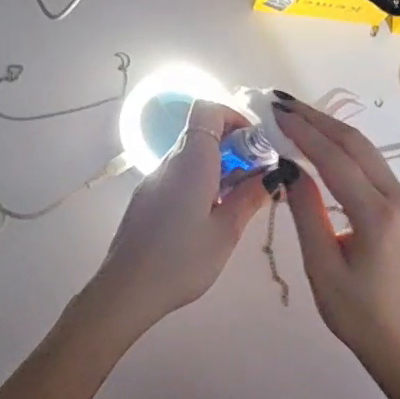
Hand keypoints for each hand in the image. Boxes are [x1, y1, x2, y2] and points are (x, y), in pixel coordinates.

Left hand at [83, 101, 270, 331]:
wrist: (127, 289)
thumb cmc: (182, 260)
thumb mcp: (226, 231)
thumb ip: (251, 197)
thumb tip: (272, 174)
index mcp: (191, 160)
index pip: (208, 109)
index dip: (235, 117)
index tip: (257, 146)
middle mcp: (169, 162)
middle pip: (202, 133)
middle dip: (235, 148)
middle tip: (257, 180)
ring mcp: (154, 181)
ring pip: (191, 158)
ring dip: (218, 169)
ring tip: (238, 203)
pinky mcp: (146, 200)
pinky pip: (178, 177)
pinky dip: (200, 184)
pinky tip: (209, 218)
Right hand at [272, 95, 399, 374]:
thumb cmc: (357, 314)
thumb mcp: (322, 267)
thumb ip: (307, 213)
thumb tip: (290, 168)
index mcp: (378, 216)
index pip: (336, 160)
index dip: (305, 133)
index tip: (277, 113)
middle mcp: (398, 200)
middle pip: (356, 145)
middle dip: (318, 120)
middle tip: (283, 102)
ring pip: (366, 152)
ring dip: (332, 130)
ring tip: (297, 115)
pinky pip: (371, 167)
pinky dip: (344, 149)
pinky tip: (322, 144)